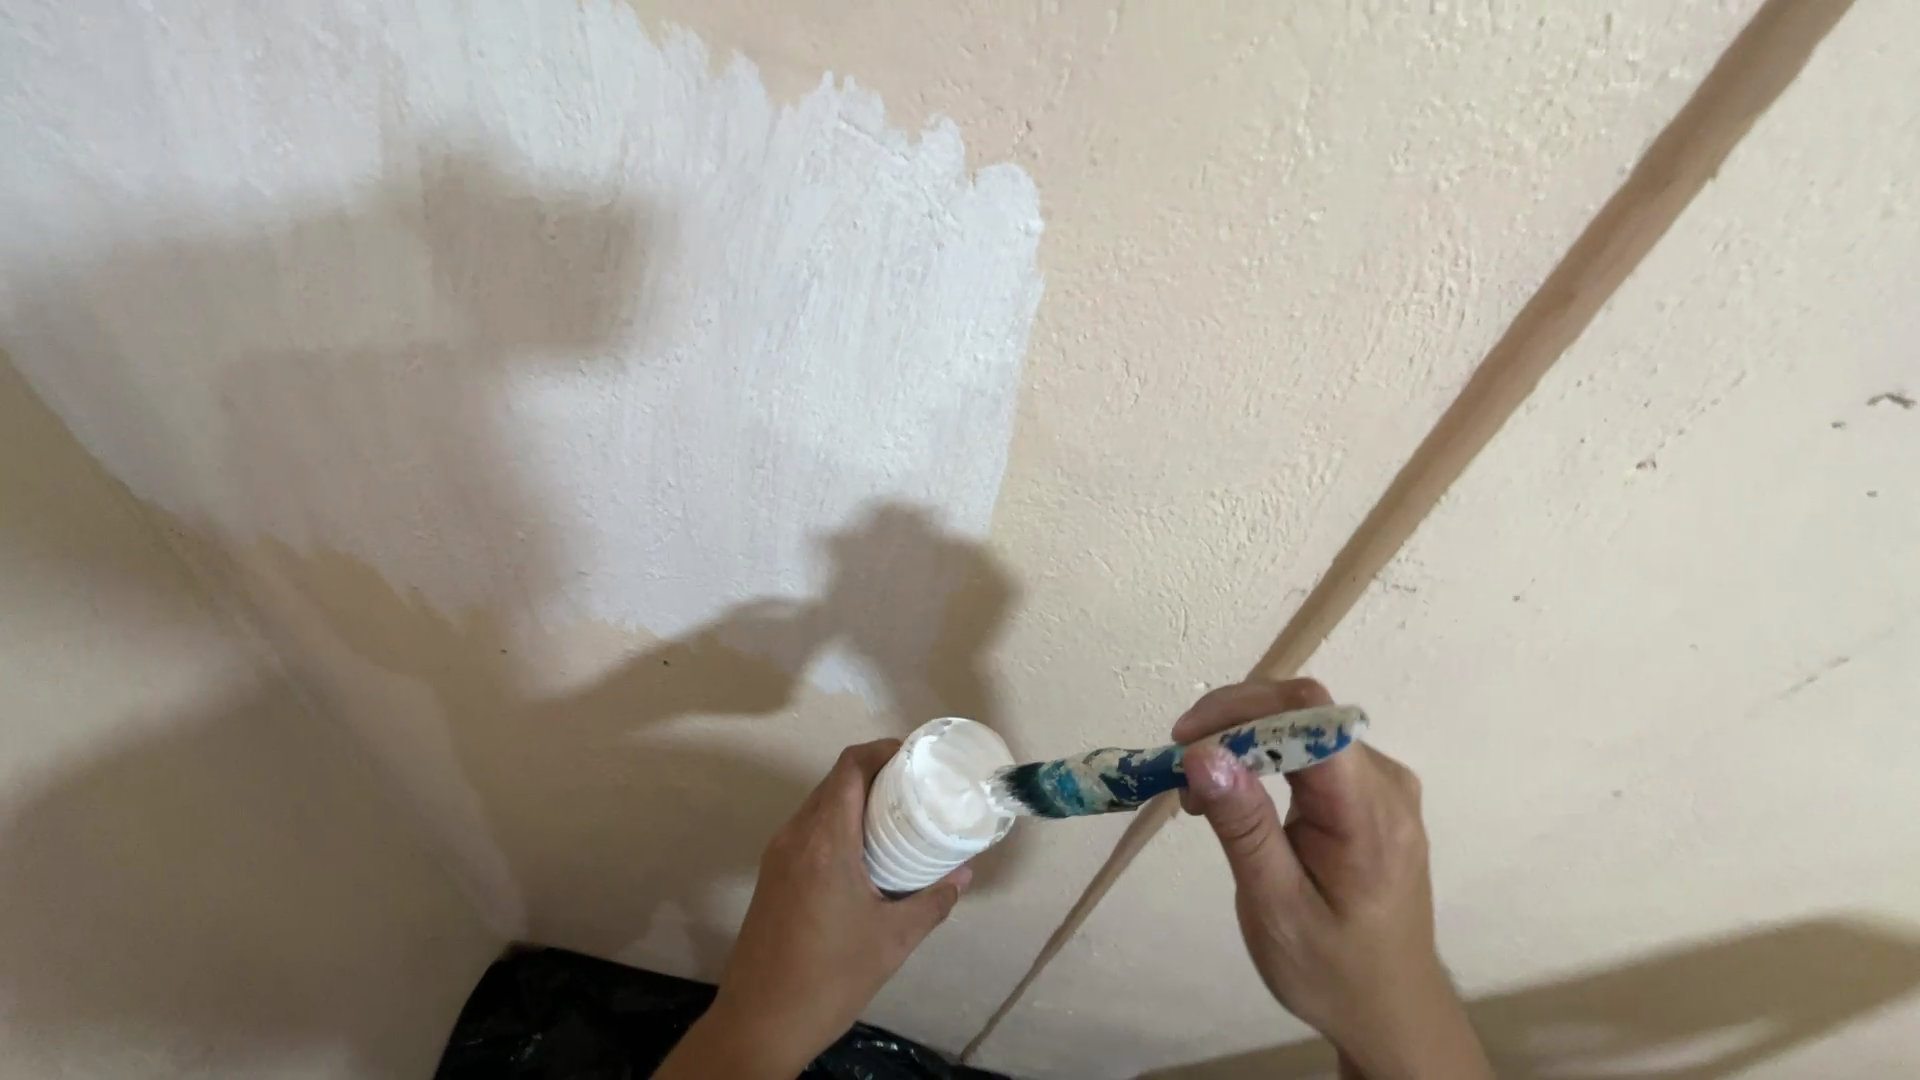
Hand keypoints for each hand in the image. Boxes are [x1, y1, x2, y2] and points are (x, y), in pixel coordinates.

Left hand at [655, 739, 970, 1078]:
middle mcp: (797, 835)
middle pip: (836, 779)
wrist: (758, 1024)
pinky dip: (837, 821)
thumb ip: (932, 901)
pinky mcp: (771, 873)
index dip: (882, 750)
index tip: (915, 757)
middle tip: (914, 785)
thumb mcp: (892, 940)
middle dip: (875, 772)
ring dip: (854, 797)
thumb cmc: (829, 977)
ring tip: (894, 813)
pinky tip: (862, 849)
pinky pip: (808, 826)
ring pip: (819, 801)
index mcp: (825, 840)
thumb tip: (964, 873)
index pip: (850, 767)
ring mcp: (778, 853)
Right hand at [1176, 679, 1493, 1079]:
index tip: (1186, 739)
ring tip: (1199, 791)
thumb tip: (1202, 752)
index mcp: (1369, 811)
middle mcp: (1385, 781)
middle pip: (1303, 712)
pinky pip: (1309, 747)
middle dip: (1231, 723)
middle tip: (1180, 765)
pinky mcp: (1368, 791)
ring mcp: (1380, 784)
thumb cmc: (1330, 969)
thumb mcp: (1276, 906)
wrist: (1389, 1010)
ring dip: (1241, 739)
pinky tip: (1234, 793)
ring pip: (1301, 724)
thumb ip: (1243, 825)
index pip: (1309, 715)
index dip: (1242, 708)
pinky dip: (1260, 755)